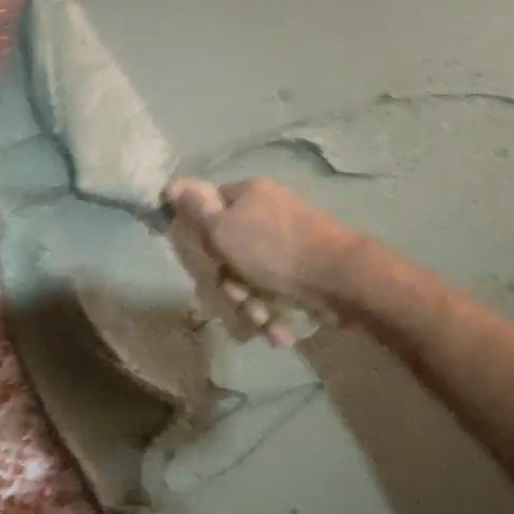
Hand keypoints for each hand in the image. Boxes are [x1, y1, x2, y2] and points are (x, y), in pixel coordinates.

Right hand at [162, 178, 360, 344]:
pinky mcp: (304, 270)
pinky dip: (273, 312)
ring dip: (250, 304)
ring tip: (263, 321)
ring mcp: (288, 242)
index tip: (205, 258)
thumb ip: (195, 209)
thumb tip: (170, 183)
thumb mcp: (222, 228)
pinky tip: (279, 331)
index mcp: (248, 196)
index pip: (209, 208)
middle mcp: (267, 213)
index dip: (202, 236)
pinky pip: (275, 290)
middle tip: (237, 296)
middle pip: (229, 249)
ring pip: (251, 276)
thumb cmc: (273, 251)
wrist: (343, 279)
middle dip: (230, 282)